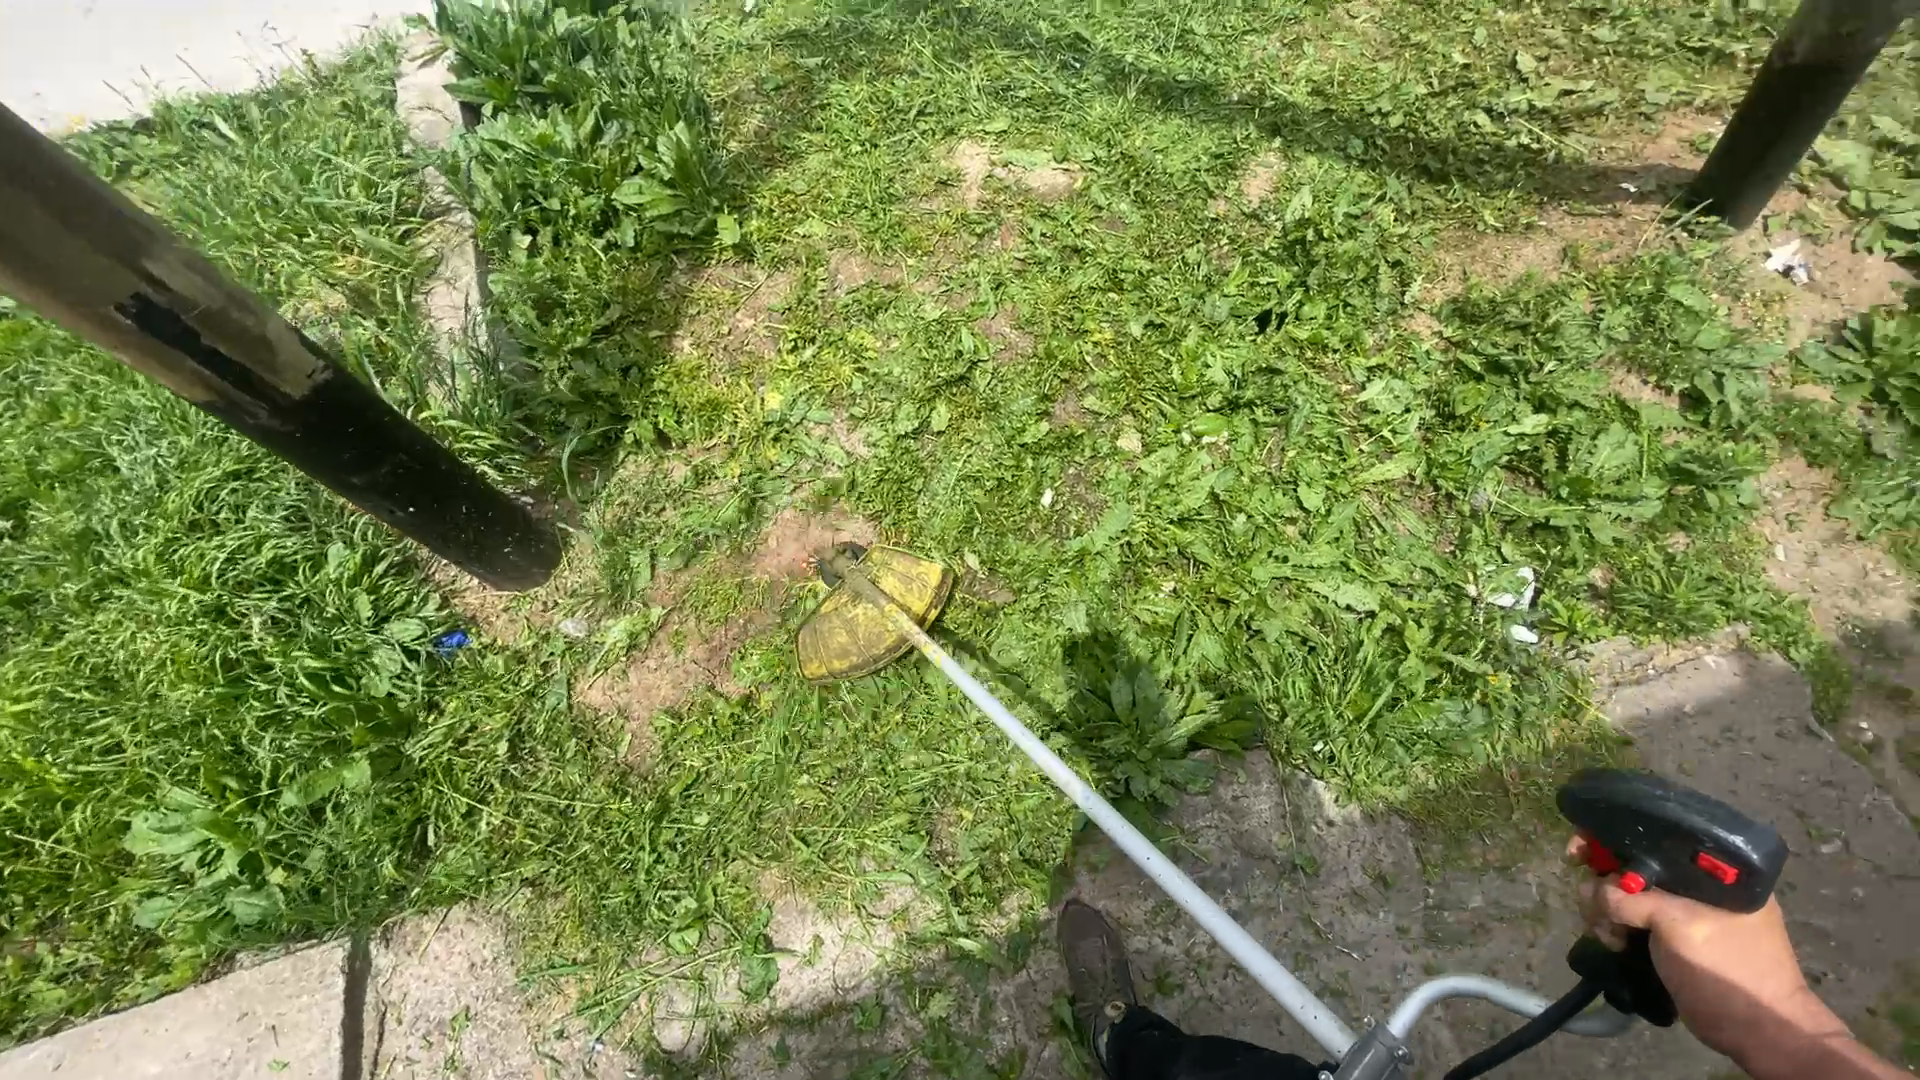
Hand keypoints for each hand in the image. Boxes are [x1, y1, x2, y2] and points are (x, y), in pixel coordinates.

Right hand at [1566, 836, 1901, 1079]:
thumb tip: (1590, 892)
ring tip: (1607, 934)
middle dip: (1602, 882)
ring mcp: (1681, 914)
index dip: (1609, 839)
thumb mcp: (1675, 922)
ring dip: (1603, 910)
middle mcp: (1695, 888)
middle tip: (1589, 898)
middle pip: (1629, 866)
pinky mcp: (1667, 937)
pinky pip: (1626, 917)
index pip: (1650, 839)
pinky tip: (1611, 941)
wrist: (1757, 1033)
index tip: (1581, 851)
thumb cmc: (1727, 967)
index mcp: (1713, 874)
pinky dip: (1611, 925)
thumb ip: (1626, 897)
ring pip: (1621, 894)